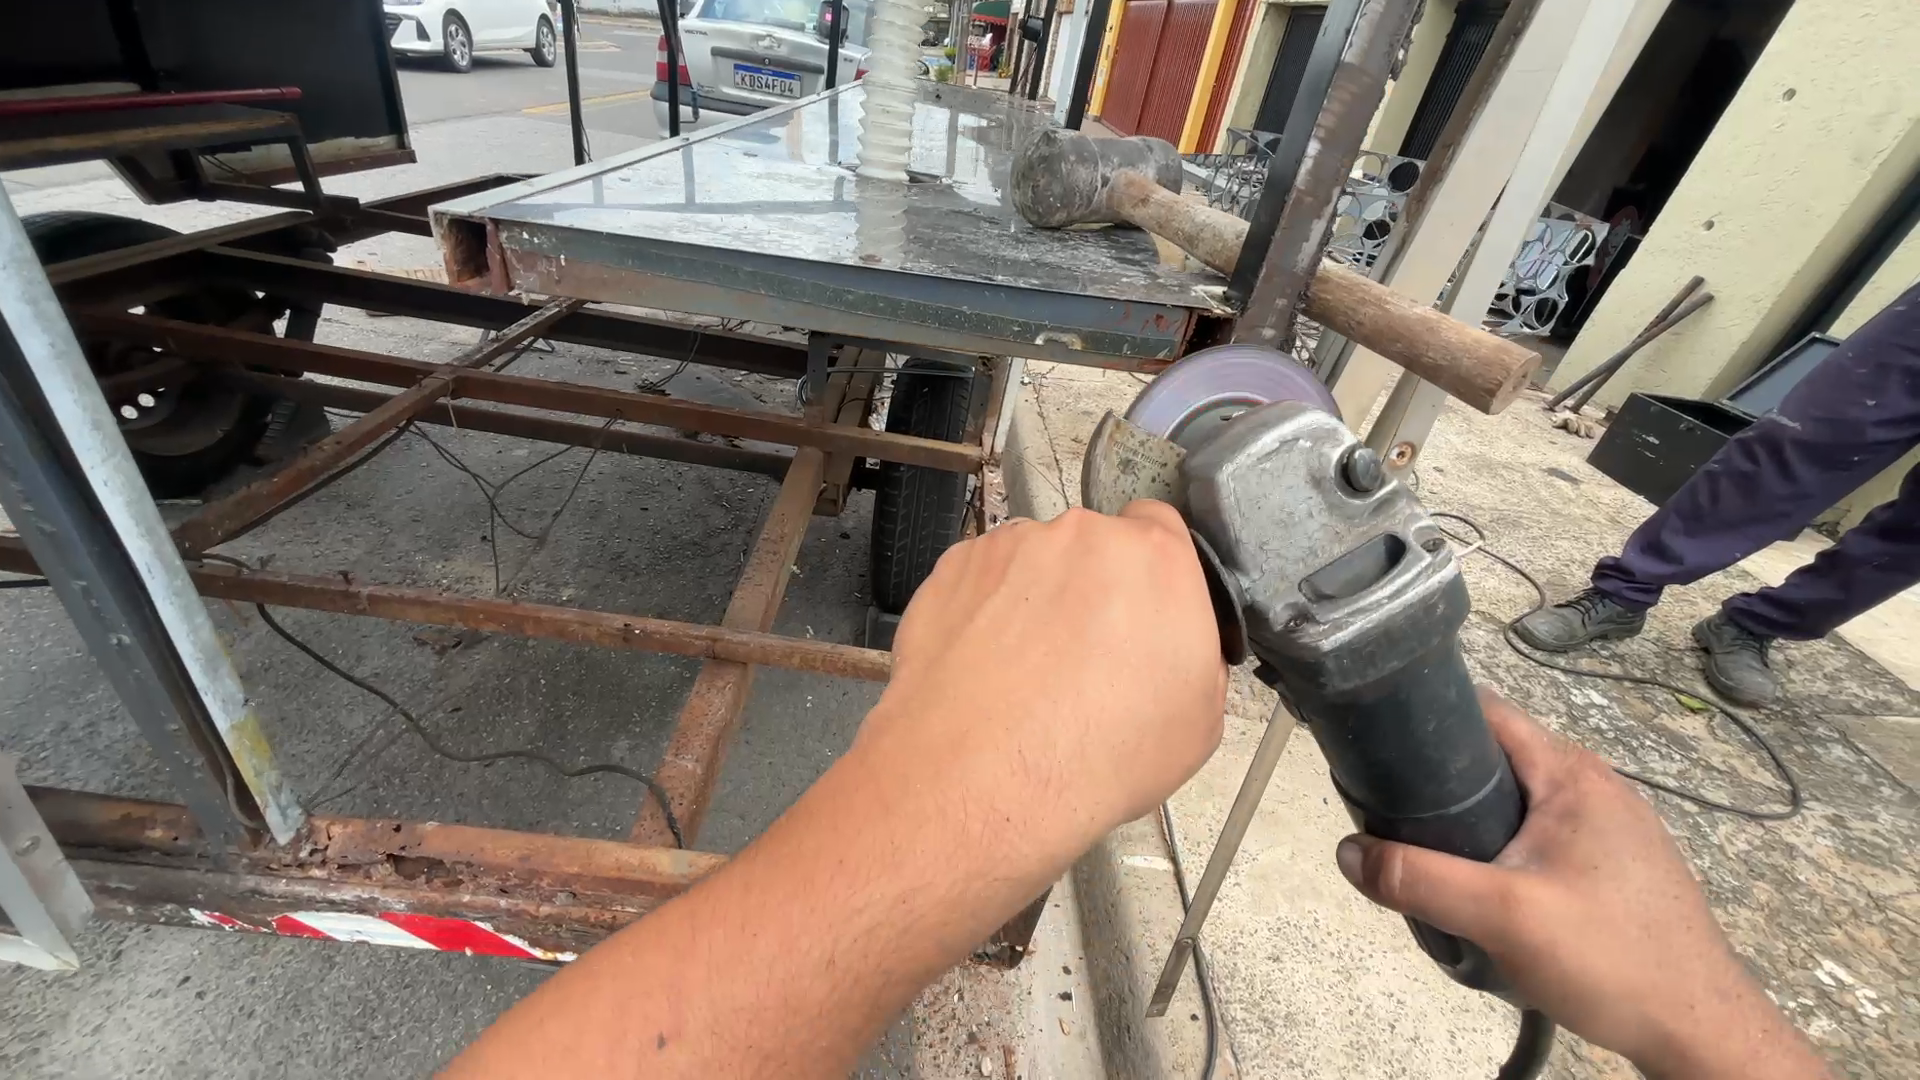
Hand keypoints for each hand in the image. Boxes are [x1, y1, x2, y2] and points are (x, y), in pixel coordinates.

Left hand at [859, 502, 1227, 862]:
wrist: (982, 775)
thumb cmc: (1096, 755)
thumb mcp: (1200, 719)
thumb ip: (1195, 649)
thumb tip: (1175, 640)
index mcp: (1153, 558)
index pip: (1159, 525)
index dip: (1150, 568)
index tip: (1137, 605)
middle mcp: (1081, 535)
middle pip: (1092, 544)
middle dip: (1089, 585)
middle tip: (1079, 651)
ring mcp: (1011, 546)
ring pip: (1032, 560)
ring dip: (1033, 596)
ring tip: (1021, 666)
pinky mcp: (954, 566)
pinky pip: (982, 577)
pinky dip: (984, 607)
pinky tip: (984, 662)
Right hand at [1335, 691, 1829, 1078]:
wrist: (1708, 1044)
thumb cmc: (1614, 959)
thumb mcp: (1503, 915)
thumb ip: (1418, 879)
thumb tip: (1345, 852)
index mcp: (1571, 774)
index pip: (1484, 710)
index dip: (1425, 713)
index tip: (1377, 739)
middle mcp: (1591, 786)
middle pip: (1491, 753)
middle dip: (1436, 772)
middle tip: (1392, 804)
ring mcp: (1605, 827)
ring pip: (1511, 796)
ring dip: (1465, 811)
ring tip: (1425, 844)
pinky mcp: (1609, 864)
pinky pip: (1533, 829)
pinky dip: (1495, 839)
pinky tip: (1478, 877)